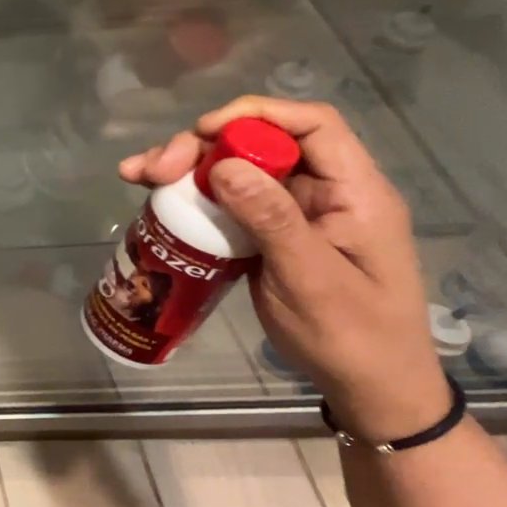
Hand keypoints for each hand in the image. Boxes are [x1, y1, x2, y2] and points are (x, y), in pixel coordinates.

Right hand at [120, 97, 450, 441]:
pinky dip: (184, 191)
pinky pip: (222, 195)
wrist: (369, 392)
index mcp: (354, 194)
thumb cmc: (353, 338)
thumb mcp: (311, 280)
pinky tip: (148, 194)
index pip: (312, 124)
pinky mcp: (265, 228)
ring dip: (183, 165)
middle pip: (259, 140)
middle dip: (202, 145)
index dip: (256, 115)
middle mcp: (324, 191)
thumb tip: (223, 165)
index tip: (203, 133)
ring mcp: (293, 210)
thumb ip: (271, 219)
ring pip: (233, 164)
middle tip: (157, 169)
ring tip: (138, 177)